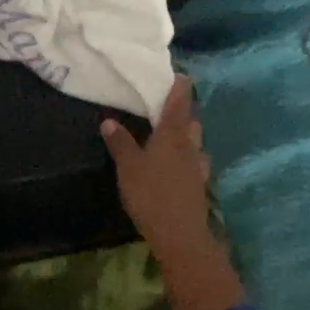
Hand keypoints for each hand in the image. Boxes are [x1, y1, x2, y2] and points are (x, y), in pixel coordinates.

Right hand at [101, 75, 244, 309]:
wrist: (180, 235)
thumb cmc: (151, 193)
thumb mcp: (128, 166)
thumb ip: (120, 142)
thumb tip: (109, 121)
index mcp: (173, 134)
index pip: (180, 102)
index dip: (180, 87)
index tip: (179, 74)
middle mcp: (190, 145)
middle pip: (190, 121)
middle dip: (183, 111)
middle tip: (169, 104)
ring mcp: (198, 167)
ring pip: (195, 143)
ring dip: (186, 136)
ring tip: (171, 134)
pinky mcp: (199, 186)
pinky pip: (194, 163)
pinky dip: (186, 158)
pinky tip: (177, 165)